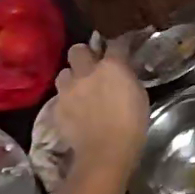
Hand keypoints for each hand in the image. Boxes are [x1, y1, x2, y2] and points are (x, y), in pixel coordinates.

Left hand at [49, 39, 150, 188]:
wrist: (105, 151)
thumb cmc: (132, 122)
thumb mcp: (139, 93)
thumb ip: (126, 77)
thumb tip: (122, 72)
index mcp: (112, 66)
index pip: (116, 43)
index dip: (121, 42)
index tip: (125, 45)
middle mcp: (86, 72)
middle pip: (77, 49)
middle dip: (85, 54)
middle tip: (92, 65)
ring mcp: (67, 90)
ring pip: (64, 72)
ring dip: (73, 77)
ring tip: (80, 87)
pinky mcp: (56, 108)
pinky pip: (60, 96)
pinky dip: (67, 98)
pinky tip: (76, 108)